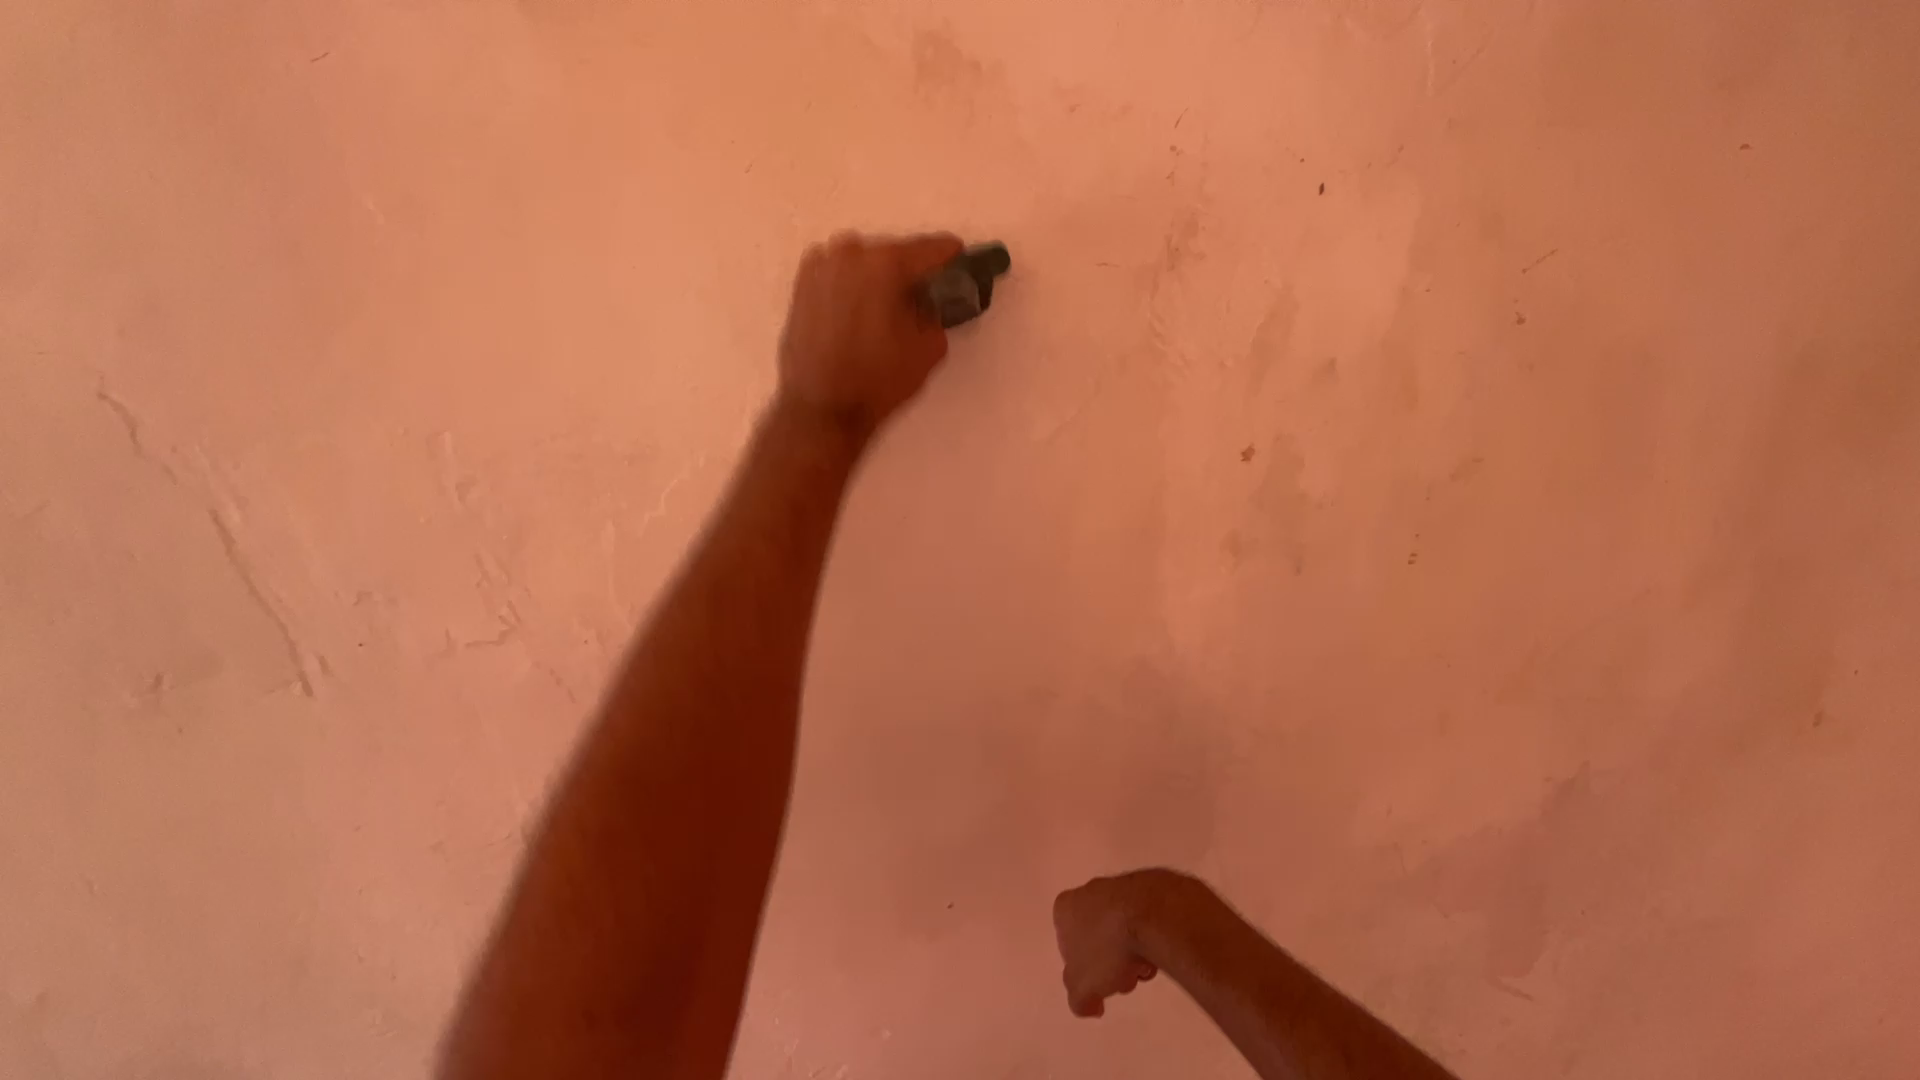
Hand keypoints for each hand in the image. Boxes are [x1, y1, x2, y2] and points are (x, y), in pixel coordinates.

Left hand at [776, 231, 964, 434]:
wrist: (820, 410)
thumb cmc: (879, 381)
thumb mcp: (930, 348)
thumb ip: (937, 313)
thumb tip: (928, 302)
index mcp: (885, 263)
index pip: (930, 249)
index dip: (951, 257)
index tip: (961, 260)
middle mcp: (850, 253)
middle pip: (892, 254)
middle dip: (909, 272)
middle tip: (921, 296)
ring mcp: (821, 266)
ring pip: (862, 263)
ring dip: (877, 279)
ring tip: (887, 309)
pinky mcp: (802, 286)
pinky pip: (839, 276)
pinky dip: (852, 287)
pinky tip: (860, 312)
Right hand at [1052, 873, 1162, 1017]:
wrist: (1153, 916)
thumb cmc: (1109, 948)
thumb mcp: (1083, 987)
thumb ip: (1078, 1000)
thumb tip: (1090, 1005)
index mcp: (1065, 908)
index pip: (1067, 945)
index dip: (1083, 969)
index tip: (1100, 982)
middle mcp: (1088, 891)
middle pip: (1096, 938)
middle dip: (1110, 962)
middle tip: (1124, 978)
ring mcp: (1118, 886)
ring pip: (1120, 931)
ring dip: (1131, 953)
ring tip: (1144, 968)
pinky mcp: (1147, 888)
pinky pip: (1143, 920)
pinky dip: (1148, 937)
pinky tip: (1157, 952)